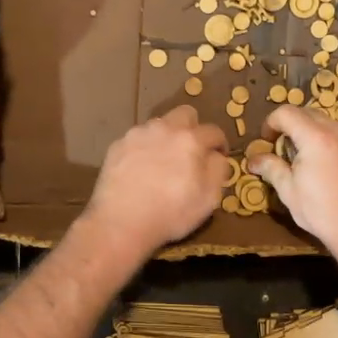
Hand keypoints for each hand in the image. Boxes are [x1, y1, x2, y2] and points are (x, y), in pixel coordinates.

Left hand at [82, 105, 228, 254]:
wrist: (121, 223)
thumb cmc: (171, 214)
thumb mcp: (208, 198)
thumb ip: (218, 170)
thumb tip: (216, 156)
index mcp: (190, 140)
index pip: (214, 131)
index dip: (220, 143)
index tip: (219, 155)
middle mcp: (164, 129)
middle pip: (185, 114)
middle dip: (193, 128)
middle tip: (191, 151)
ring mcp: (138, 134)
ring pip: (159, 125)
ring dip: (166, 137)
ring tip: (162, 162)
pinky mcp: (117, 145)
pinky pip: (138, 139)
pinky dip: (144, 148)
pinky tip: (140, 169)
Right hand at [249, 106, 337, 273]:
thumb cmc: (322, 212)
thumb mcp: (289, 191)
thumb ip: (271, 168)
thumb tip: (253, 160)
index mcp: (316, 137)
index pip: (287, 113)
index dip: (271, 123)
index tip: (266, 141)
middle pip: (307, 113)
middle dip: (290, 125)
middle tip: (282, 148)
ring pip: (327, 123)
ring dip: (310, 131)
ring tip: (305, 158)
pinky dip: (328, 140)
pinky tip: (326, 166)